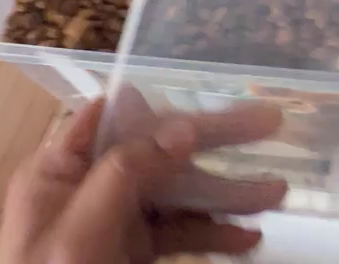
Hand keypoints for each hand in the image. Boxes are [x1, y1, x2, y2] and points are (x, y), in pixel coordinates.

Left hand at [0, 94, 287, 263]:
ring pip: (181, 192)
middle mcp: (91, 186)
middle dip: (219, 141)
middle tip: (270, 123)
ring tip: (277, 194)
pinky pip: (182, 231)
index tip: (217, 91)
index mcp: (61, 169)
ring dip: (229, 193)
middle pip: (164, 149)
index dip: (166, 101)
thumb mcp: (79, 234)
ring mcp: (115, 221)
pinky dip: (215, 232)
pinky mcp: (135, 253)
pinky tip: (248, 237)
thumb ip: (128, 172)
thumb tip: (185, 127)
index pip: (120, 115)